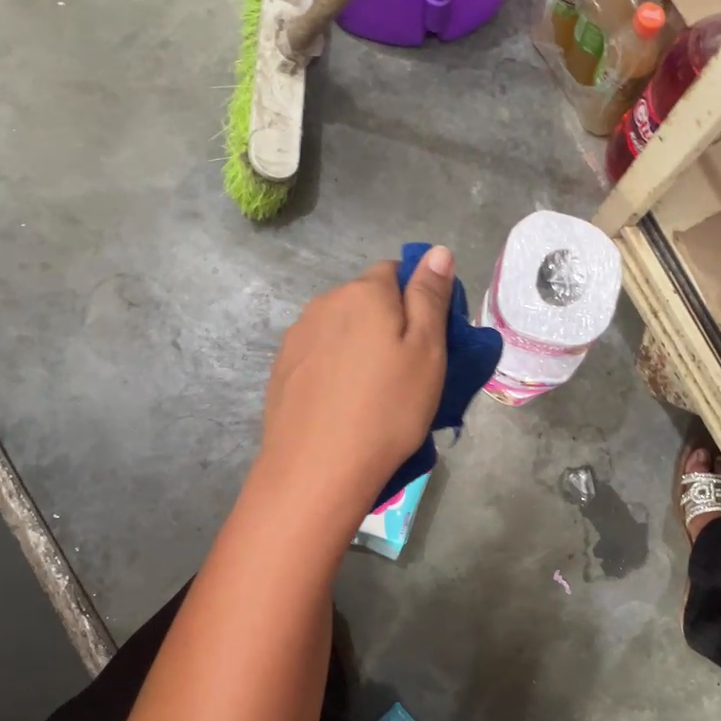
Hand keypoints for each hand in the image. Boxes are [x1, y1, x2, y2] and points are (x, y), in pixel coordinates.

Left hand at [256, 247, 454, 504]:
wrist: (318, 469)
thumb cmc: (388, 409)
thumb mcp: (428, 352)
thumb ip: (430, 297)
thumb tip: (437, 251)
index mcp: (365, 293)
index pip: (397, 271)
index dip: (418, 299)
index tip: (431, 340)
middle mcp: (325, 303)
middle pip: (367, 300)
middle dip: (389, 323)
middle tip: (410, 372)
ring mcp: (298, 337)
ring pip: (342, 329)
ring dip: (361, 347)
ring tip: (376, 394)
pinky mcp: (283, 370)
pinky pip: (321, 356)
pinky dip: (337, 370)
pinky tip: (346, 405)